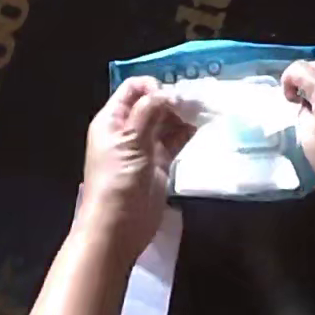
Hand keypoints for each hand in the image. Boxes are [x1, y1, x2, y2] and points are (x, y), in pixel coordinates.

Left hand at [74, 78, 195, 264]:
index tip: (172, 94)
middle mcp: (127, 128)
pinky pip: (172, 141)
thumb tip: (166, 92)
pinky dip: (184, 132)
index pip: (132, 89)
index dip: (151, 86)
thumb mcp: (130, 142)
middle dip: (171, 100)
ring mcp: (144, 146)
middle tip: (195, 101)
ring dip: (181, 115)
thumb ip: (148, 113)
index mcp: (113, 118)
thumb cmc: (118, 179)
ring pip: (164, 122)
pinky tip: (199, 126)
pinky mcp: (158, 164)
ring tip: (202, 111)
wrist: (117, 228)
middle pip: (150, 104)